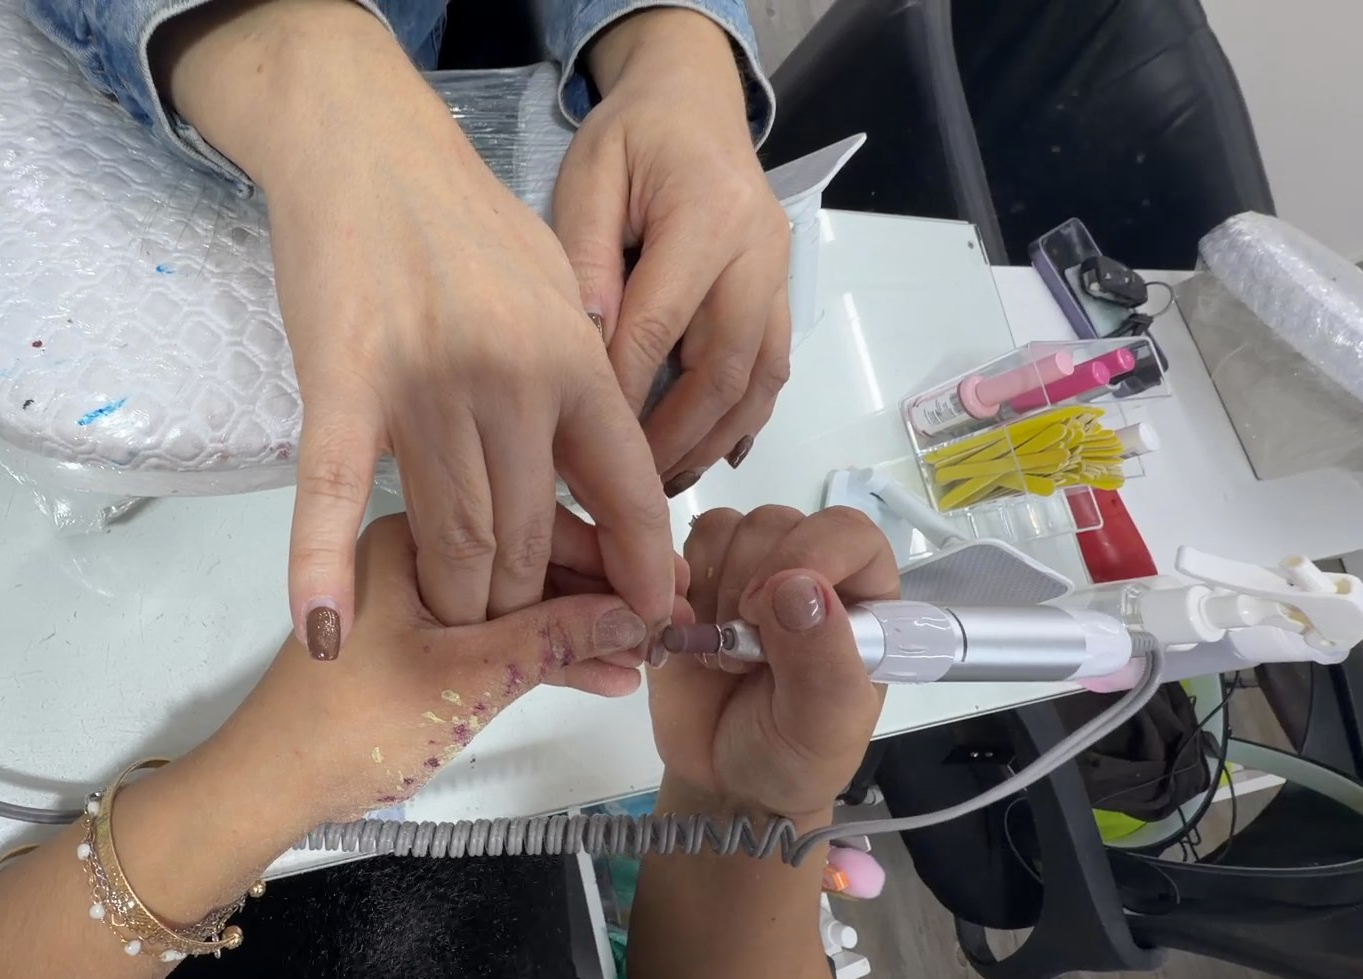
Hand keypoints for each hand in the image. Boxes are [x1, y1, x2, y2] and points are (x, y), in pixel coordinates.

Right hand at [160, 0, 673, 660]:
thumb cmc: (468, 223)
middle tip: (519, 637)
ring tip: (454, 637)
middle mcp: (511, 383)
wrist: (367, 149)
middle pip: (527, 530)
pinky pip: (333, 491)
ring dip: (456, 601)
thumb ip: (584, 377)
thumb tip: (595, 463)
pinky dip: (321, 566)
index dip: (638, 565)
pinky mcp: (341, 387)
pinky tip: (321, 633)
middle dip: (528, 600)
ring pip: (451, 530)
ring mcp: (425, 388)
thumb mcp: (558, 289)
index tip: (646, 619)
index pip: (623, 487)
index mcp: (573, 359)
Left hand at [219, 514, 650, 822]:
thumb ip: (552, 640)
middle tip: (669, 626)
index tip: (667, 587)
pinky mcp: (424, 643)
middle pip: (527, 567)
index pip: (529, 529)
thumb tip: (637, 615)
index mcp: (415, 535)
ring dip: (576, 636)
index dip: (606, 563)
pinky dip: (539, 658)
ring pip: (516, 607)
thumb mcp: (467, 678)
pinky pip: (494, 638)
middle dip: (599, 604)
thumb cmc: (358, 722)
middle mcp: (421, 555)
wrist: (274, 783)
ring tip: (645, 659)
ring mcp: (423, 601)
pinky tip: (597, 674)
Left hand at [556, 9, 792, 489]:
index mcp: (706, 218)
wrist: (694, 106)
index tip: (581, 447)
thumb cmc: (632, 140)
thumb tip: (589, 344)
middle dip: (673, 437)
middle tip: (628, 488)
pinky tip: (709, 454)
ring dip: (712, 441)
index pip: (657, 328)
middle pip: (722, 369)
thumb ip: (587, 260)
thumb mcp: (589, 180)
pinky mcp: (781, 294)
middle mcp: (758, 254)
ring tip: (665, 484)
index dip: (620, 395)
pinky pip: (773, 370)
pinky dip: (743, 421)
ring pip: (758, 381)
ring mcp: (779, 277)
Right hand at [649, 506, 896, 817]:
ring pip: (725, 529)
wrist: (723, 780)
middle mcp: (804, 575)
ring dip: (710, 588)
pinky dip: (672, 585)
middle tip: (741, 655)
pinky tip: (681, 632)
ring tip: (716, 651)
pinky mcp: (691, 586)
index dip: (805, 555)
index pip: (846, 533)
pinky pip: (678, 550)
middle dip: (746, 586)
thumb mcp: (824, 726)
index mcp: (858, 599)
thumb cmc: (790, 756)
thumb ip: (822, 660)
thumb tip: (795, 585)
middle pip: (775, 525)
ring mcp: (743, 577)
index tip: (763, 612)